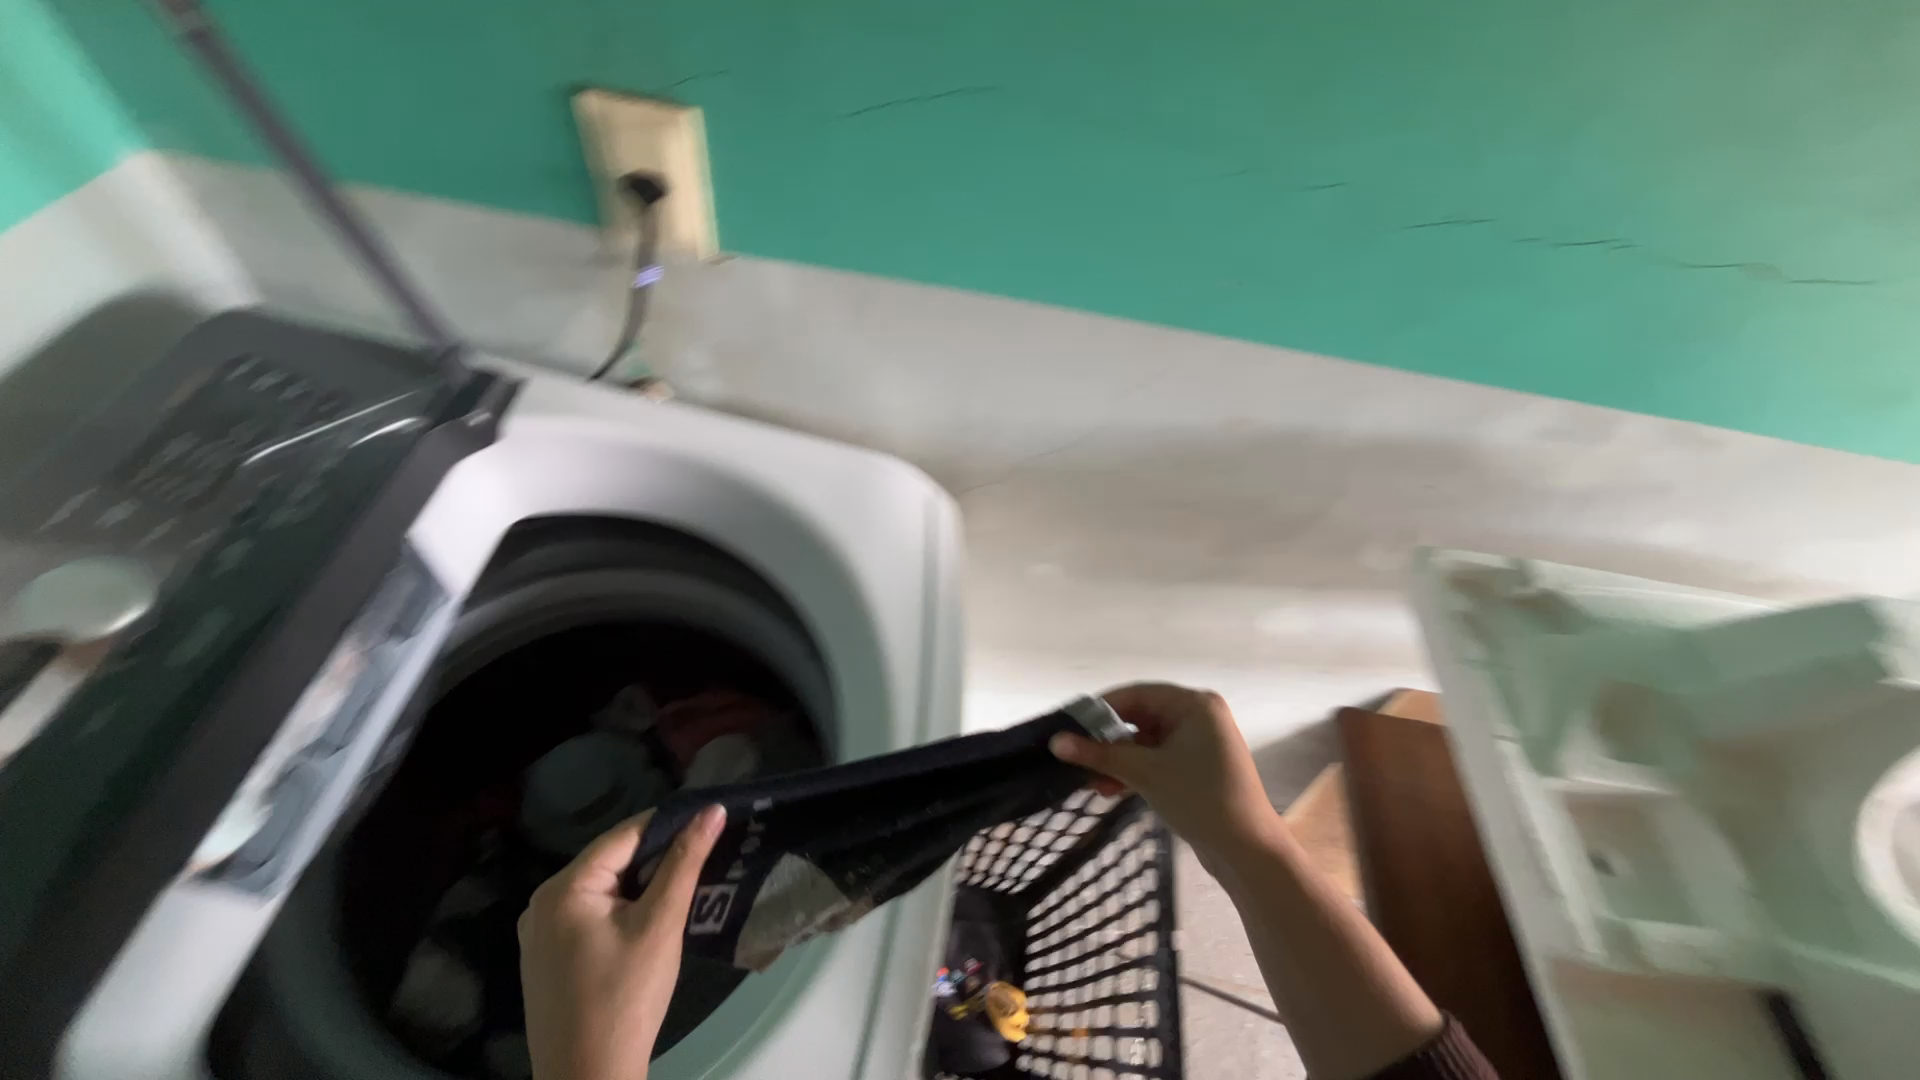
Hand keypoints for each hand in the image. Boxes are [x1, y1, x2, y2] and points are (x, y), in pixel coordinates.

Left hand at [519, 804, 725, 1079]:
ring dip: (643, 883)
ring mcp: (540, 933)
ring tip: (686, 883)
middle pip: (612, 861)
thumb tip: (712, 810)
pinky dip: (623, 908)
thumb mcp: (661, 923)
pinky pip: (591, 914)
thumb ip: (685, 861)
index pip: (624, 835)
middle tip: (704, 856)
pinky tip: (651, 920)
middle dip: (657, 857)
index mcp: (563, 889)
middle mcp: (542, 903)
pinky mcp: (548, 957)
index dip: (669, 825)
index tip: (709, 822)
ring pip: (604, 887)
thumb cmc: (626, 998)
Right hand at [1049, 683, 1277, 859]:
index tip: (1068, 726)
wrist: (1247, 851)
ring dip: (1119, 760)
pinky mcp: (1198, 766)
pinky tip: (1110, 789)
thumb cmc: (1199, 799)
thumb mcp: (1144, 773)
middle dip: (1107, 740)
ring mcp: (1201, 742)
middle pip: (1140, 717)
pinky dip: (1136, 770)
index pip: (1135, 695)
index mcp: (1193, 704)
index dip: (1099, 710)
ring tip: (1090, 780)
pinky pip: (1158, 758)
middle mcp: (1199, 715)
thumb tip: (1055, 742)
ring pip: (1146, 741)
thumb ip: (1099, 754)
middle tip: (1076, 756)